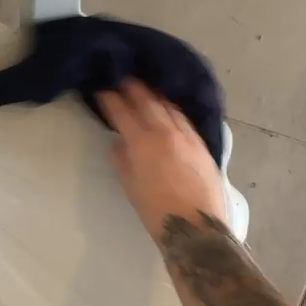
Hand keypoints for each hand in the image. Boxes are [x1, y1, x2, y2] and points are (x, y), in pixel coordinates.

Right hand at [96, 79, 228, 236]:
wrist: (196, 227)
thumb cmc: (155, 210)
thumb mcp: (130, 185)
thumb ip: (122, 159)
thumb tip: (120, 142)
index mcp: (144, 143)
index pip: (124, 113)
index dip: (111, 100)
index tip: (102, 90)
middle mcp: (167, 132)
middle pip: (148, 102)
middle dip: (133, 88)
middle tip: (122, 78)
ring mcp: (188, 136)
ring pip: (169, 107)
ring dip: (155, 94)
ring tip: (145, 87)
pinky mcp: (202, 145)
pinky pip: (185, 118)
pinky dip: (173, 108)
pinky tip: (169, 106)